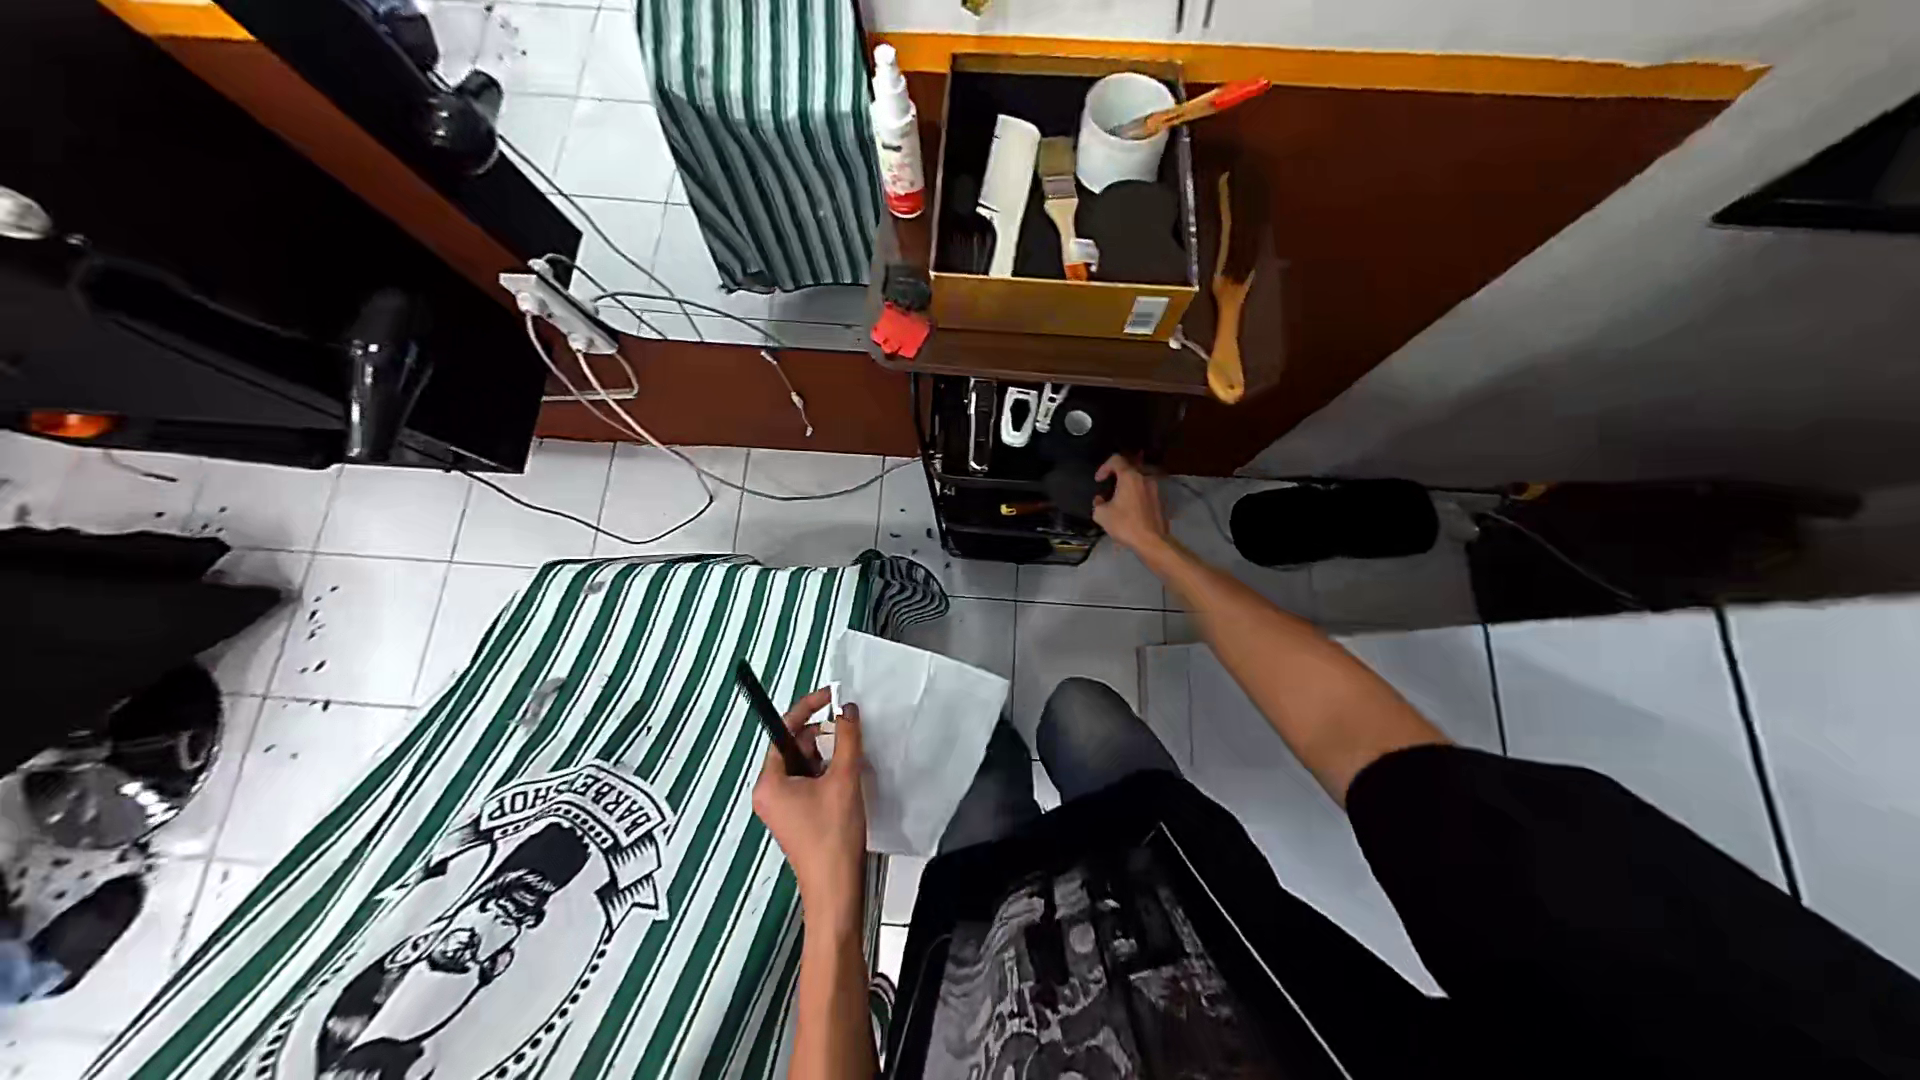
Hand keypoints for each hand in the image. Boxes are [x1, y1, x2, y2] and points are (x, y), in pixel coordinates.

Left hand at [751, 688, 866, 926]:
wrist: (836, 889)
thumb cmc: (832, 840)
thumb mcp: (843, 778)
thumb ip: (846, 738)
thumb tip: (847, 711)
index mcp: (770, 782)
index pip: (784, 729)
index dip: (808, 708)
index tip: (828, 696)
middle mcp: (770, 792)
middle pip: (796, 745)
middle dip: (823, 736)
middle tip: (849, 732)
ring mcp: (782, 805)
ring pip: (806, 763)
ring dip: (829, 755)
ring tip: (851, 762)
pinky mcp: (797, 815)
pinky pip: (810, 781)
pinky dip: (829, 773)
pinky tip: (847, 779)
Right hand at [1093, 455, 1169, 554]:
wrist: (1152, 541)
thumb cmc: (1125, 524)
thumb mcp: (1101, 515)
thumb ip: (1098, 503)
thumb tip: (1101, 499)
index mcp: (1129, 477)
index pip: (1116, 460)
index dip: (1104, 467)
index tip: (1099, 481)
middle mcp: (1145, 478)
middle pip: (1129, 469)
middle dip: (1116, 476)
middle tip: (1109, 489)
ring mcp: (1155, 489)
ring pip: (1138, 481)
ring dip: (1128, 486)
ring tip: (1120, 500)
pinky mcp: (1161, 501)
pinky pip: (1145, 492)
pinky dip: (1136, 495)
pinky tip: (1131, 509)